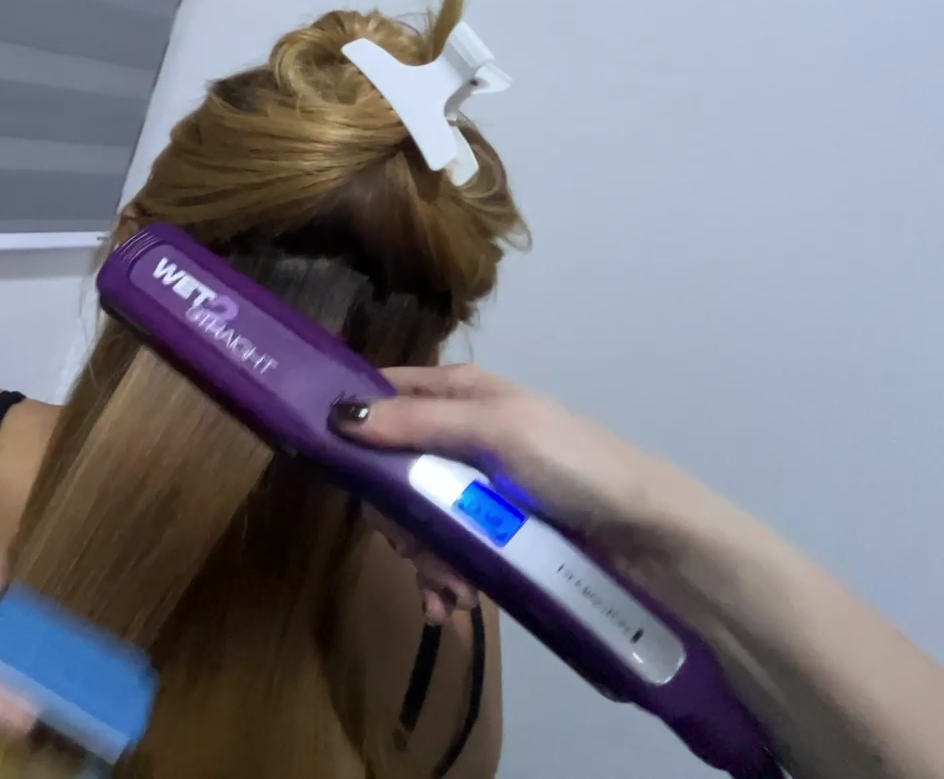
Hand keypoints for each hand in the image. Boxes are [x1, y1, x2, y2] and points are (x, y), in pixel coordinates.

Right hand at [336, 364, 670, 571]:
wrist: (661, 545)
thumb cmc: (576, 466)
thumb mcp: (495, 430)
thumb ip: (415, 422)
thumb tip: (337, 416)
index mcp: (455, 392)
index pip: (380, 393)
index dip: (351, 419)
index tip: (330, 459)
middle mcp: (454, 432)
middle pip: (385, 462)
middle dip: (390, 510)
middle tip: (406, 544)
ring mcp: (469, 485)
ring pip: (408, 511)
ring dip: (417, 552)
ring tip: (447, 589)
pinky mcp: (486, 531)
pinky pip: (439, 547)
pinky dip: (438, 575)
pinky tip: (449, 601)